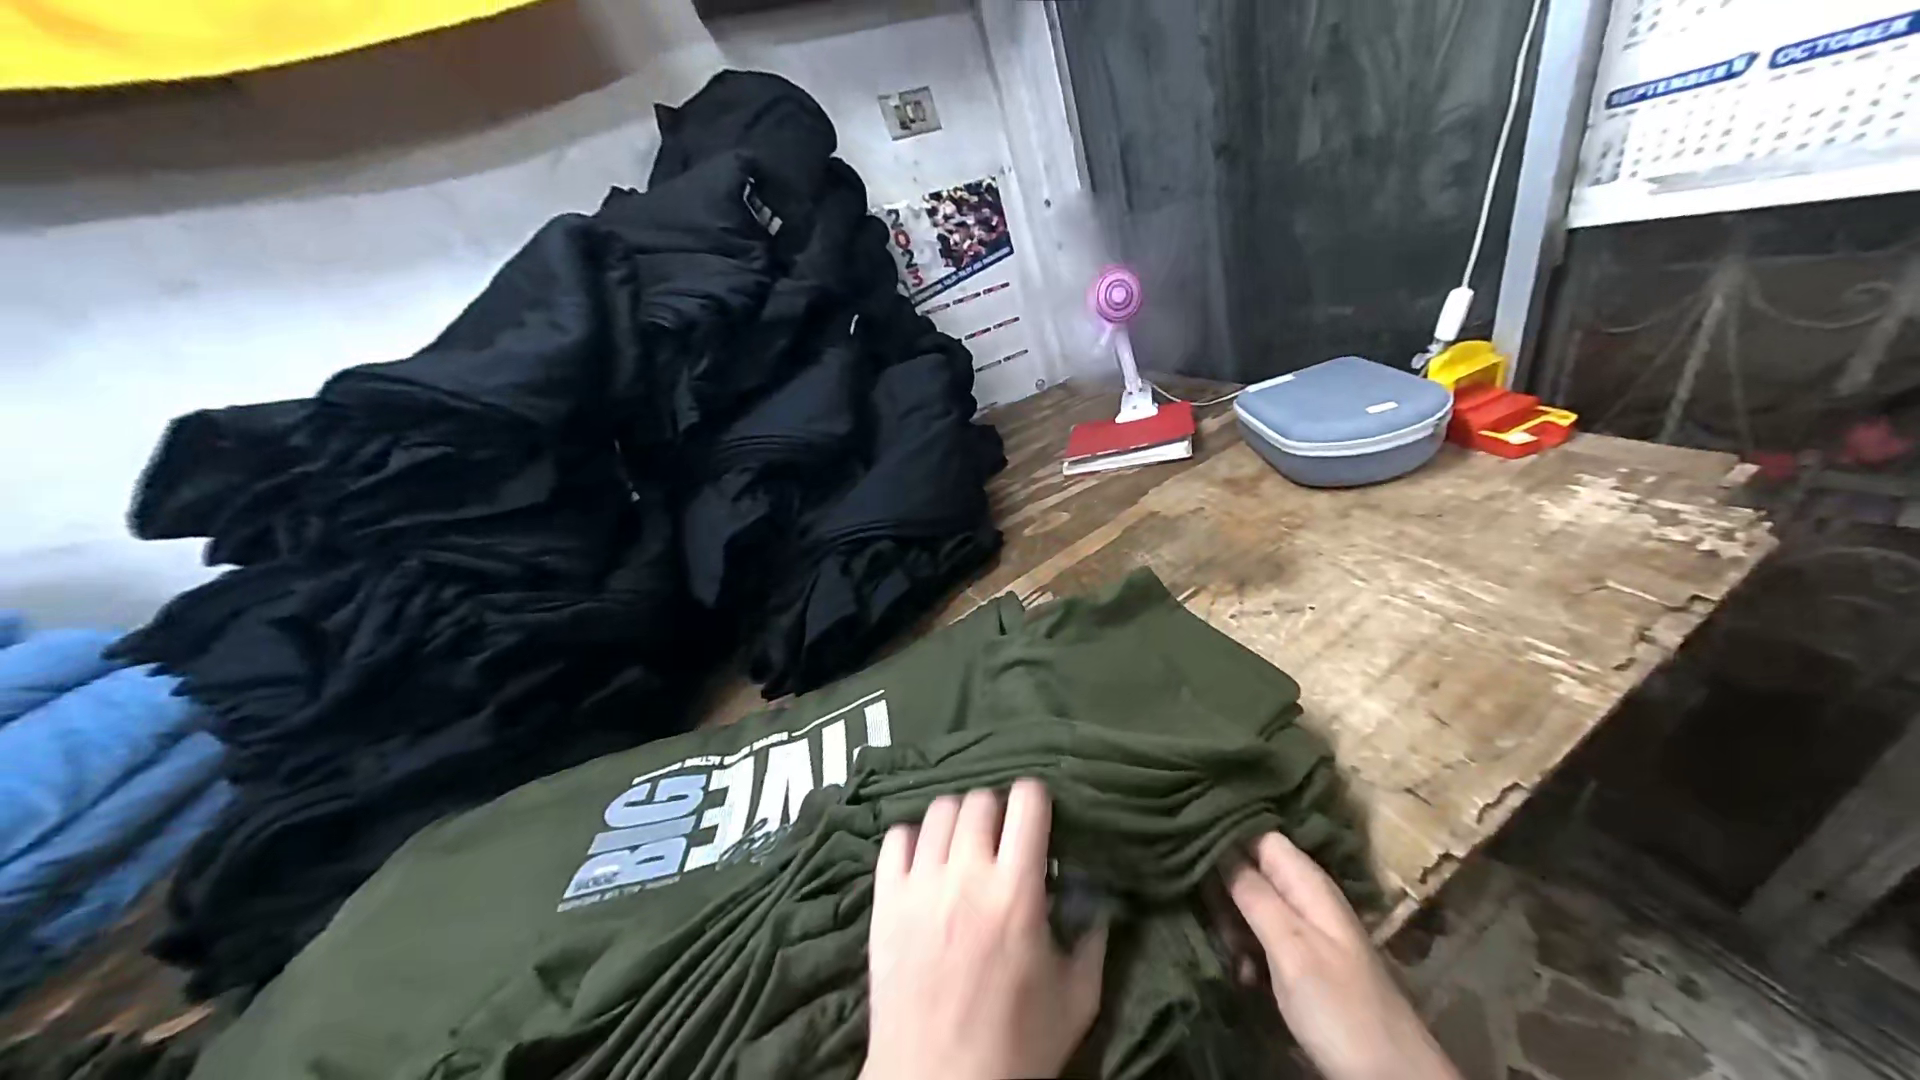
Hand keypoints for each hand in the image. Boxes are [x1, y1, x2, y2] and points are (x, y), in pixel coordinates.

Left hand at [861, 779, 1107, 1079]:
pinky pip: (895, 839)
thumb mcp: (1076, 999)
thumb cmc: (1015, 1047)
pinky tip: (926, 860)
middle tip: (1003, 837)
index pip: (1027, 802)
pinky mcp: (885, 900)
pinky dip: (913, 839)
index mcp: (1016, 892)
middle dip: (997, 810)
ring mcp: (919, 884)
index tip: (1039, 813)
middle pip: (980, 799)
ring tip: (965, 846)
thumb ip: (1094, 941)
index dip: (1037, 798)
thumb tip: (1100, 899)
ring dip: (958, 820)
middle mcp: (966, 875)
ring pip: (938, 811)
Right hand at [1225, 832, 1461, 1079]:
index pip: (1257, 831)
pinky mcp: (1299, 960)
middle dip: (1221, 886)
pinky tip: (1241, 973)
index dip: (1222, 832)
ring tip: (1228, 952)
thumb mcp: (1291, 946)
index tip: (1185, 841)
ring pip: (1249, 903)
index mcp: (1306, 880)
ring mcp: (1303, 929)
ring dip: (1229, 922)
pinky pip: (1258, 936)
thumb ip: (1252, 892)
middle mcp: (1304, 896)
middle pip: (1248, 867)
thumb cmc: (1341, 1007)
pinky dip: (1244, 950)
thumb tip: (1215, 842)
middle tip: (1206, 913)